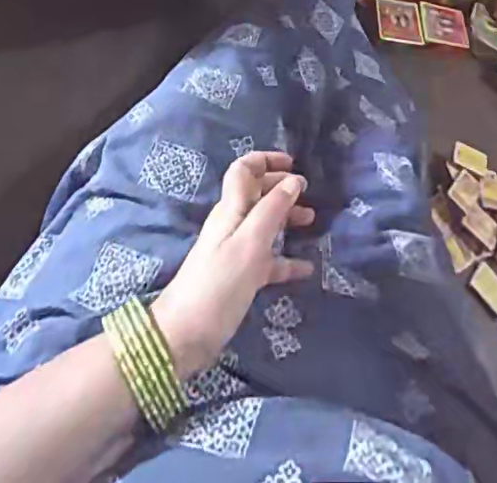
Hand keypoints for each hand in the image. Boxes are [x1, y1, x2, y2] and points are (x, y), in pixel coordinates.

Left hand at [151, 151, 314, 375]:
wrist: (184, 336)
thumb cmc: (219, 283)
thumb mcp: (250, 243)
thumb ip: (272, 209)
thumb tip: (294, 181)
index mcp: (231, 209)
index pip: (244, 170)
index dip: (266, 160)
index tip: (293, 164)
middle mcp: (232, 224)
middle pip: (257, 194)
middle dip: (282, 188)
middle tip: (308, 194)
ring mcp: (235, 250)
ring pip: (264, 224)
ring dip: (287, 218)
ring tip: (312, 222)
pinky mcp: (239, 277)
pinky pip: (267, 259)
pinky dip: (286, 259)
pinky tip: (306, 269)